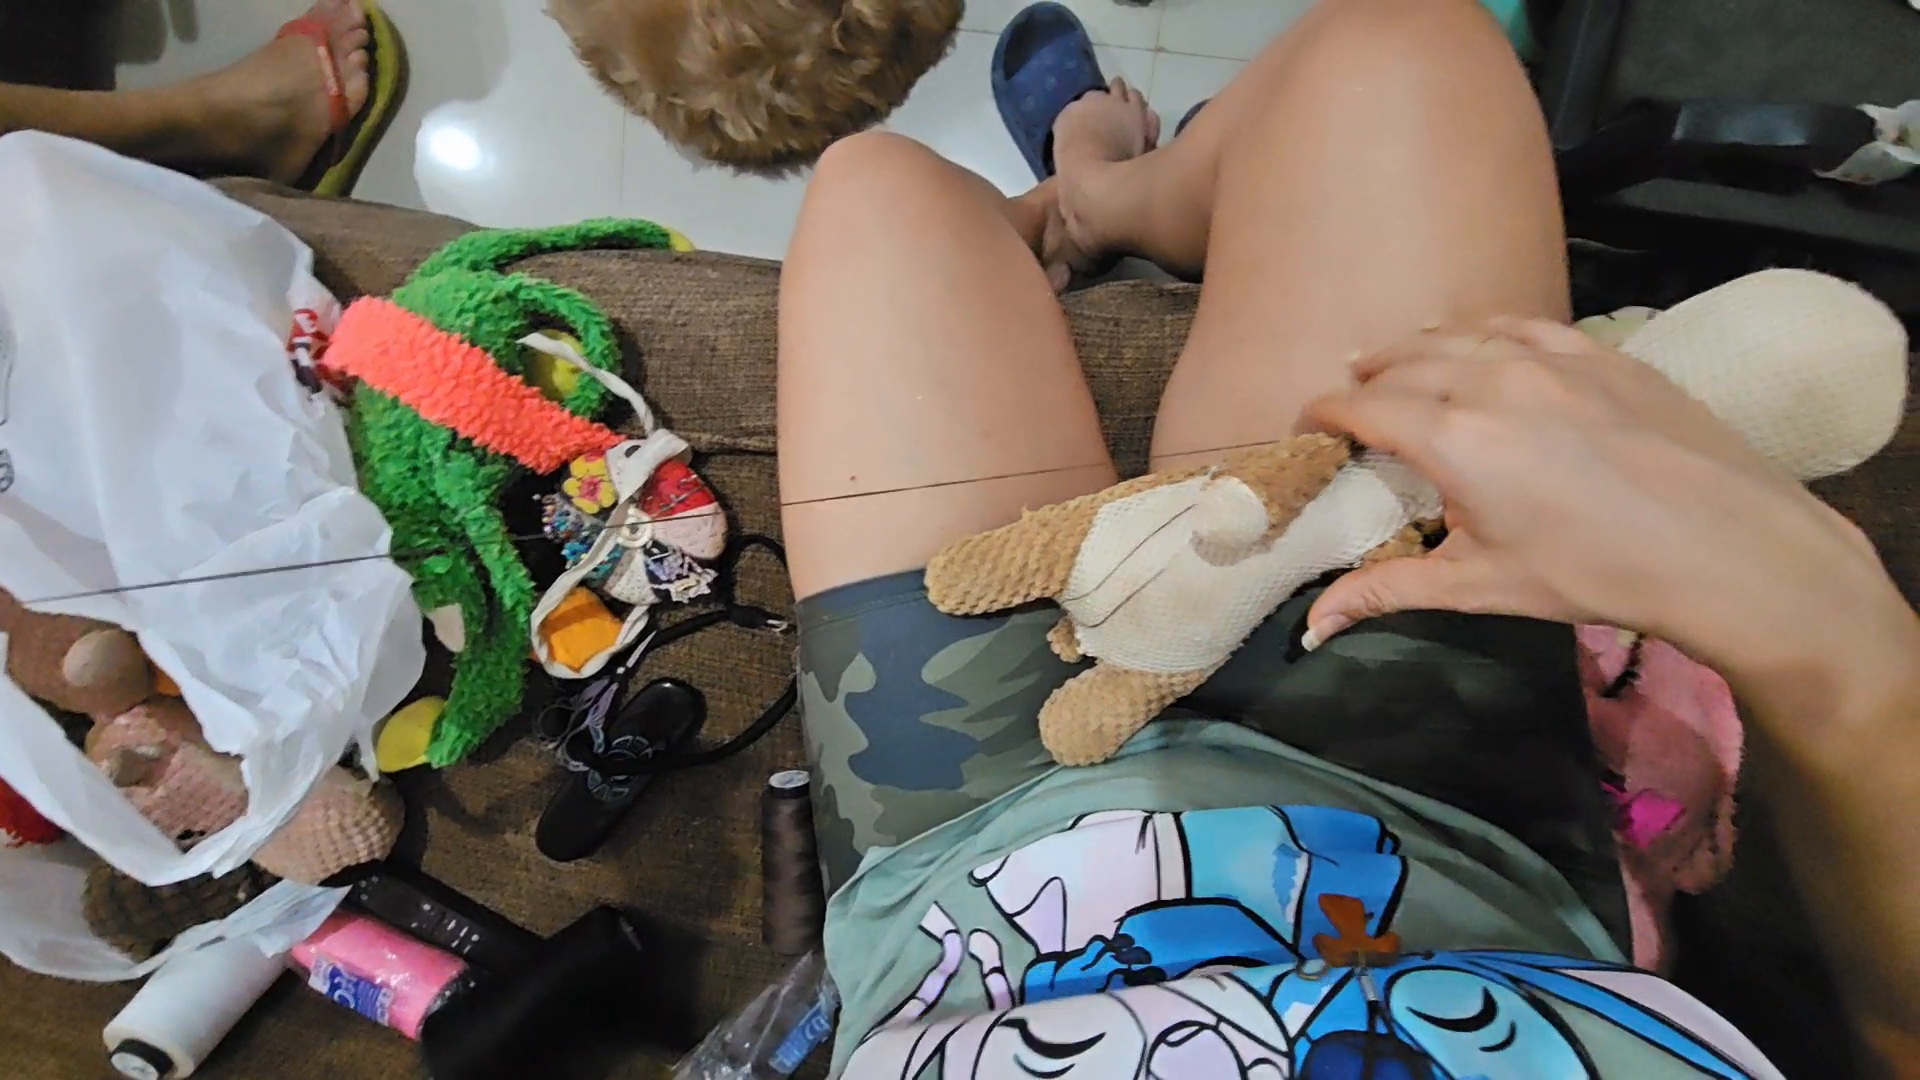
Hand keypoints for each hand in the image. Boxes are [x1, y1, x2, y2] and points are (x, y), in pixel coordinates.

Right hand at [1299, 317, 1912, 700]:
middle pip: (1401, 365)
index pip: (1363, 407)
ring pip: (1456, 336)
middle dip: (1360, 382)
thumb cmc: (1592, 574)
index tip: (1304, 424)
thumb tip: (1310, 627)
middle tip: (1343, 405)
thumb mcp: (1477, 585)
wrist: (1738, 555)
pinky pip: (1522, 327)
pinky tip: (1472, 341)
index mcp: (1455, 440)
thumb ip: (1383, 591)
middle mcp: (1493, 385)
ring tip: (1386, 363)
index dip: (1323, 411)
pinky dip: (1479, 331)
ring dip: (1410, 349)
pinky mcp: (1604, 357)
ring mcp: (1554, 362)